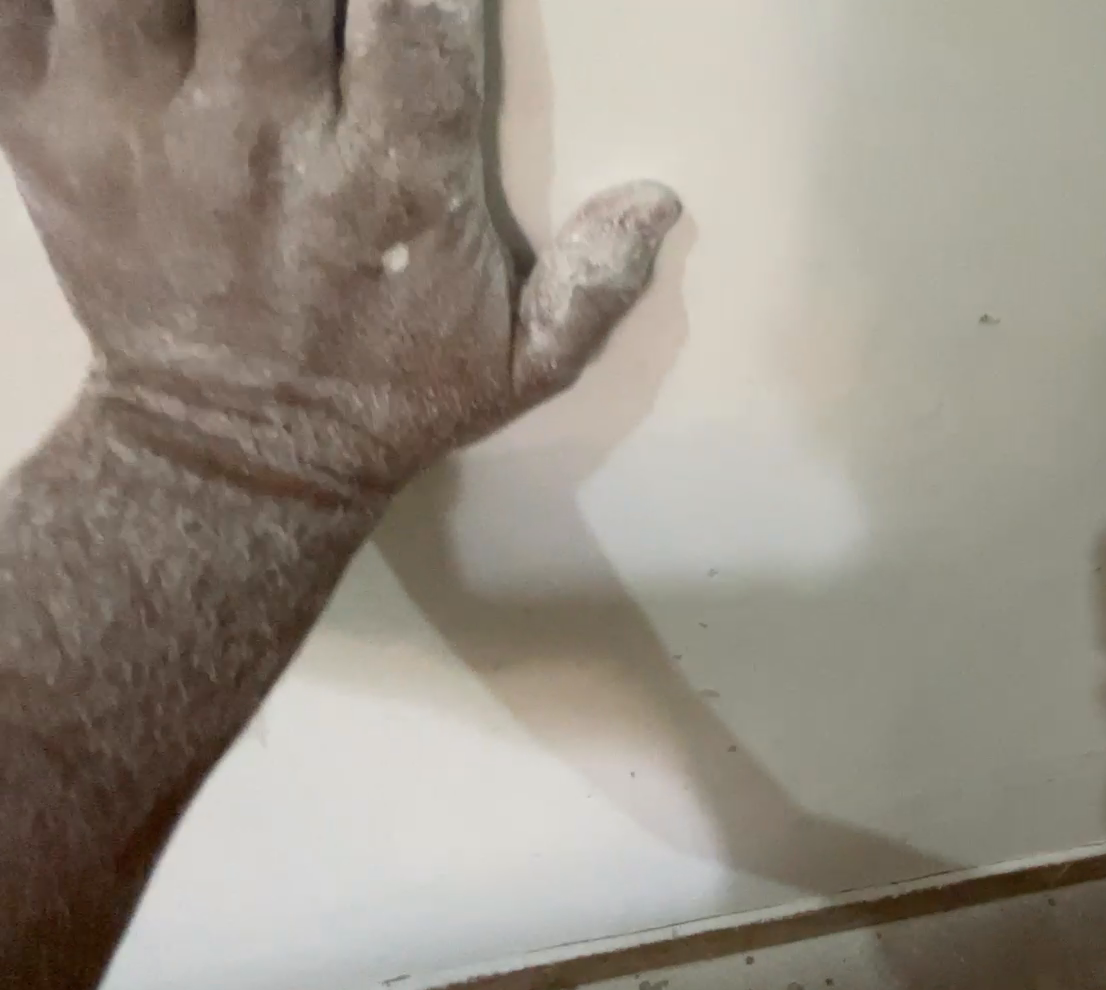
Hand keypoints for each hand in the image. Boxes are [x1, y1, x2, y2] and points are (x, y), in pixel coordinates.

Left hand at [0, 0, 678, 501]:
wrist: (249, 445)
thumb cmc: (409, 393)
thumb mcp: (534, 363)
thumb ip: (598, 284)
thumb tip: (661, 200)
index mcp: (398, 187)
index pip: (414, 18)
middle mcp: (269, 137)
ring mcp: (139, 120)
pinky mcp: (42, 123)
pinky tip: (150, 6)